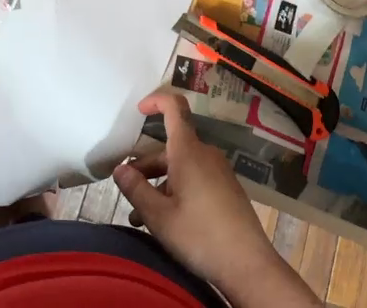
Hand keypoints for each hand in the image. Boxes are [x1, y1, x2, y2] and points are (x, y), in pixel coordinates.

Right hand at [113, 94, 318, 306]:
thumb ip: (136, 189)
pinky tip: (165, 220)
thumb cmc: (199, 235)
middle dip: (145, 165)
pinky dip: (176, 191)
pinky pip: (194, 179)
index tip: (138, 110)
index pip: (174, 108)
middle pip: (170, 147)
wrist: (248, 264)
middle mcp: (205, 154)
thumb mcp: (159, 216)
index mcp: (188, 151)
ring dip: (158, 184)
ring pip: (180, 167)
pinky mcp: (225, 189)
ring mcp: (218, 172)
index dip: (156, 101)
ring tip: (139, 216)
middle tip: (126, 190)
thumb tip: (119, 168)